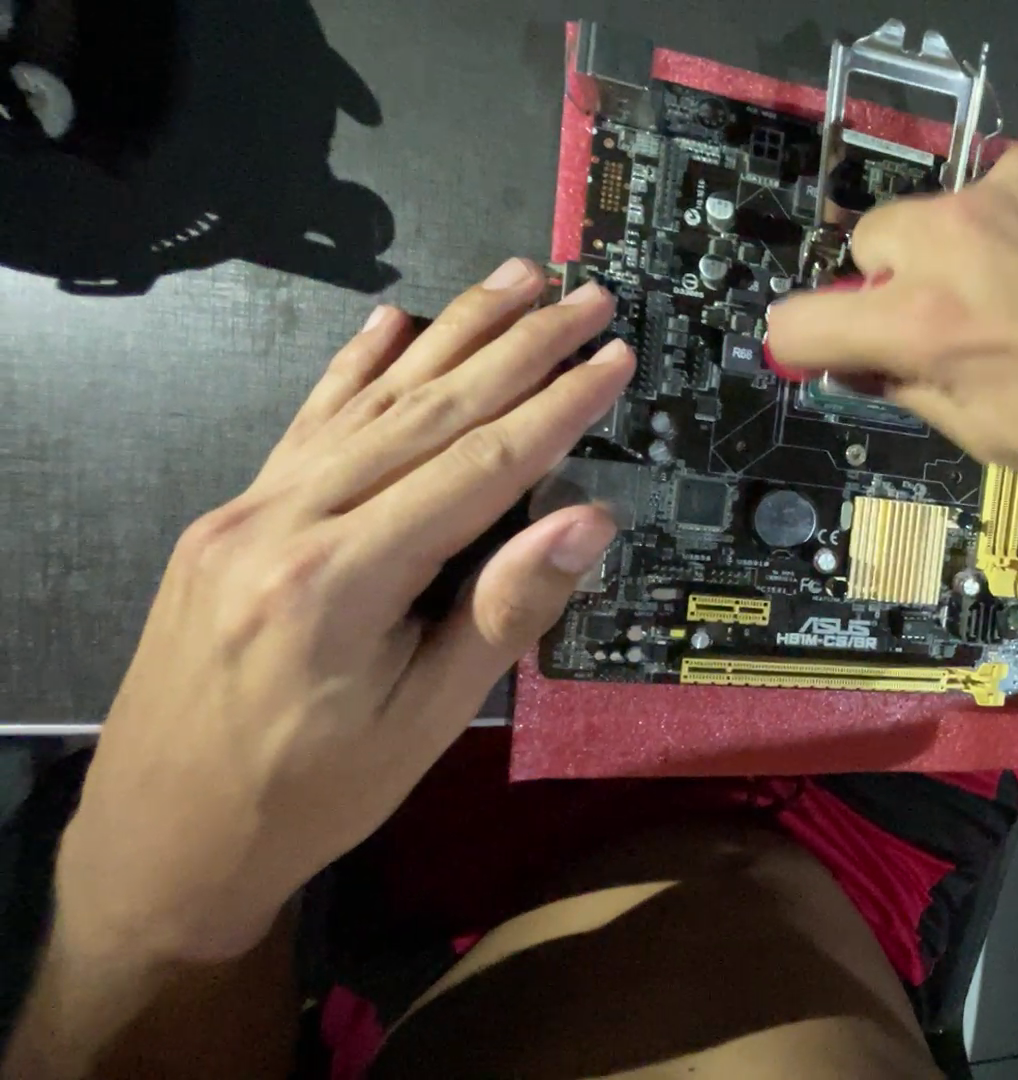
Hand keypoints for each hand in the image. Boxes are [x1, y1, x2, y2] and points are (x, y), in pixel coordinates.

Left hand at [55, 259, 632, 963]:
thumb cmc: (319, 788)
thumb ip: (507, 608)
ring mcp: (250, 509)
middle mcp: (286, 520)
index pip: (482, 466)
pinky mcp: (235, 516)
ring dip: (454, 335)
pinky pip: (310, 424)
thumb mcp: (432, 717)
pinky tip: (393, 323)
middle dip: (520, 347)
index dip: (558, 407)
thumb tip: (589, 521)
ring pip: (373, 401)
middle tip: (583, 297)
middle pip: (430, 411)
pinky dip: (357, 367)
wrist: (166, 838)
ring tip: (514, 281)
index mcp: (341, 578)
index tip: (613, 358)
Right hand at [765, 117, 1017, 558]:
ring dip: (983, 251)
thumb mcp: (1008, 444)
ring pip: (965, 208)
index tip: (815, 349)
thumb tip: (871, 363)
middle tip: (962, 328)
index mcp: (934, 319)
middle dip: (900, 286)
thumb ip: (920, 393)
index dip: (803, 341)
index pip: (806, 317)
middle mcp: (967, 227)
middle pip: (878, 240)